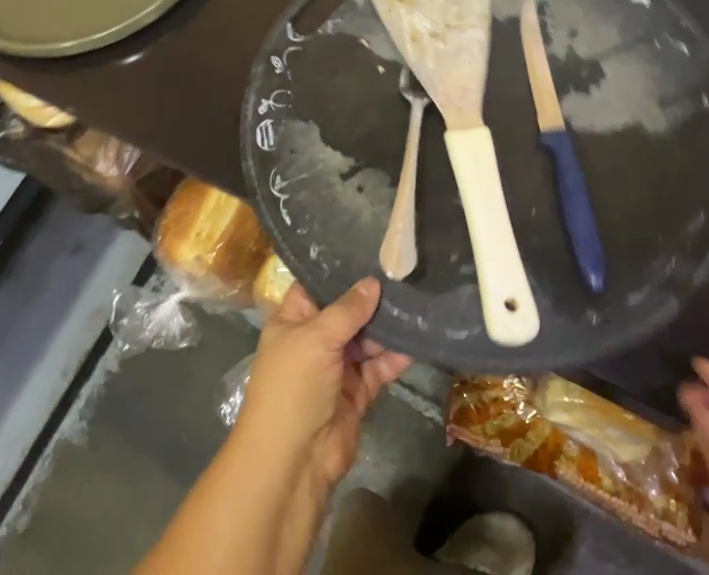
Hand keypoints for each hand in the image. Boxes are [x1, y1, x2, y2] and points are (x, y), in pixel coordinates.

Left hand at [238, 278, 413, 490]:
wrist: (296, 456)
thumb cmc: (294, 386)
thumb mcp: (315, 338)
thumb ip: (346, 310)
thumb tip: (372, 282)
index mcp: (291, 322)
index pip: (314, 288)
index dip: (337, 272)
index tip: (369, 251)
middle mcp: (313, 341)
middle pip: (346, 313)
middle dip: (371, 300)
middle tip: (405, 275)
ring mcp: (336, 368)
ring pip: (366, 340)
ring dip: (387, 328)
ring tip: (416, 304)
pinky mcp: (357, 392)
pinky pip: (378, 368)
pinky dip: (394, 358)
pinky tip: (416, 343)